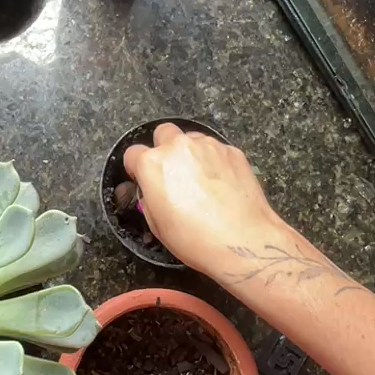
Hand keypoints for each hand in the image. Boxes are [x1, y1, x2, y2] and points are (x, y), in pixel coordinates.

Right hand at [123, 124, 291, 276]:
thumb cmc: (198, 238)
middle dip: (164, 149)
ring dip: (190, 153)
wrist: (242, 240)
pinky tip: (219, 184)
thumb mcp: (156, 224)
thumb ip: (149, 197)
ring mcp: (207, 146)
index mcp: (153, 165)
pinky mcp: (231, 151)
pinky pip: (216, 148)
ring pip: (191, 138)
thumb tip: (153, 191)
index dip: (137, 167)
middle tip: (172, 173)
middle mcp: (178, 148)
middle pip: (163, 133)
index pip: (133, 154)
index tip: (143, 176)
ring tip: (200, 181)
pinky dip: (214, 161)